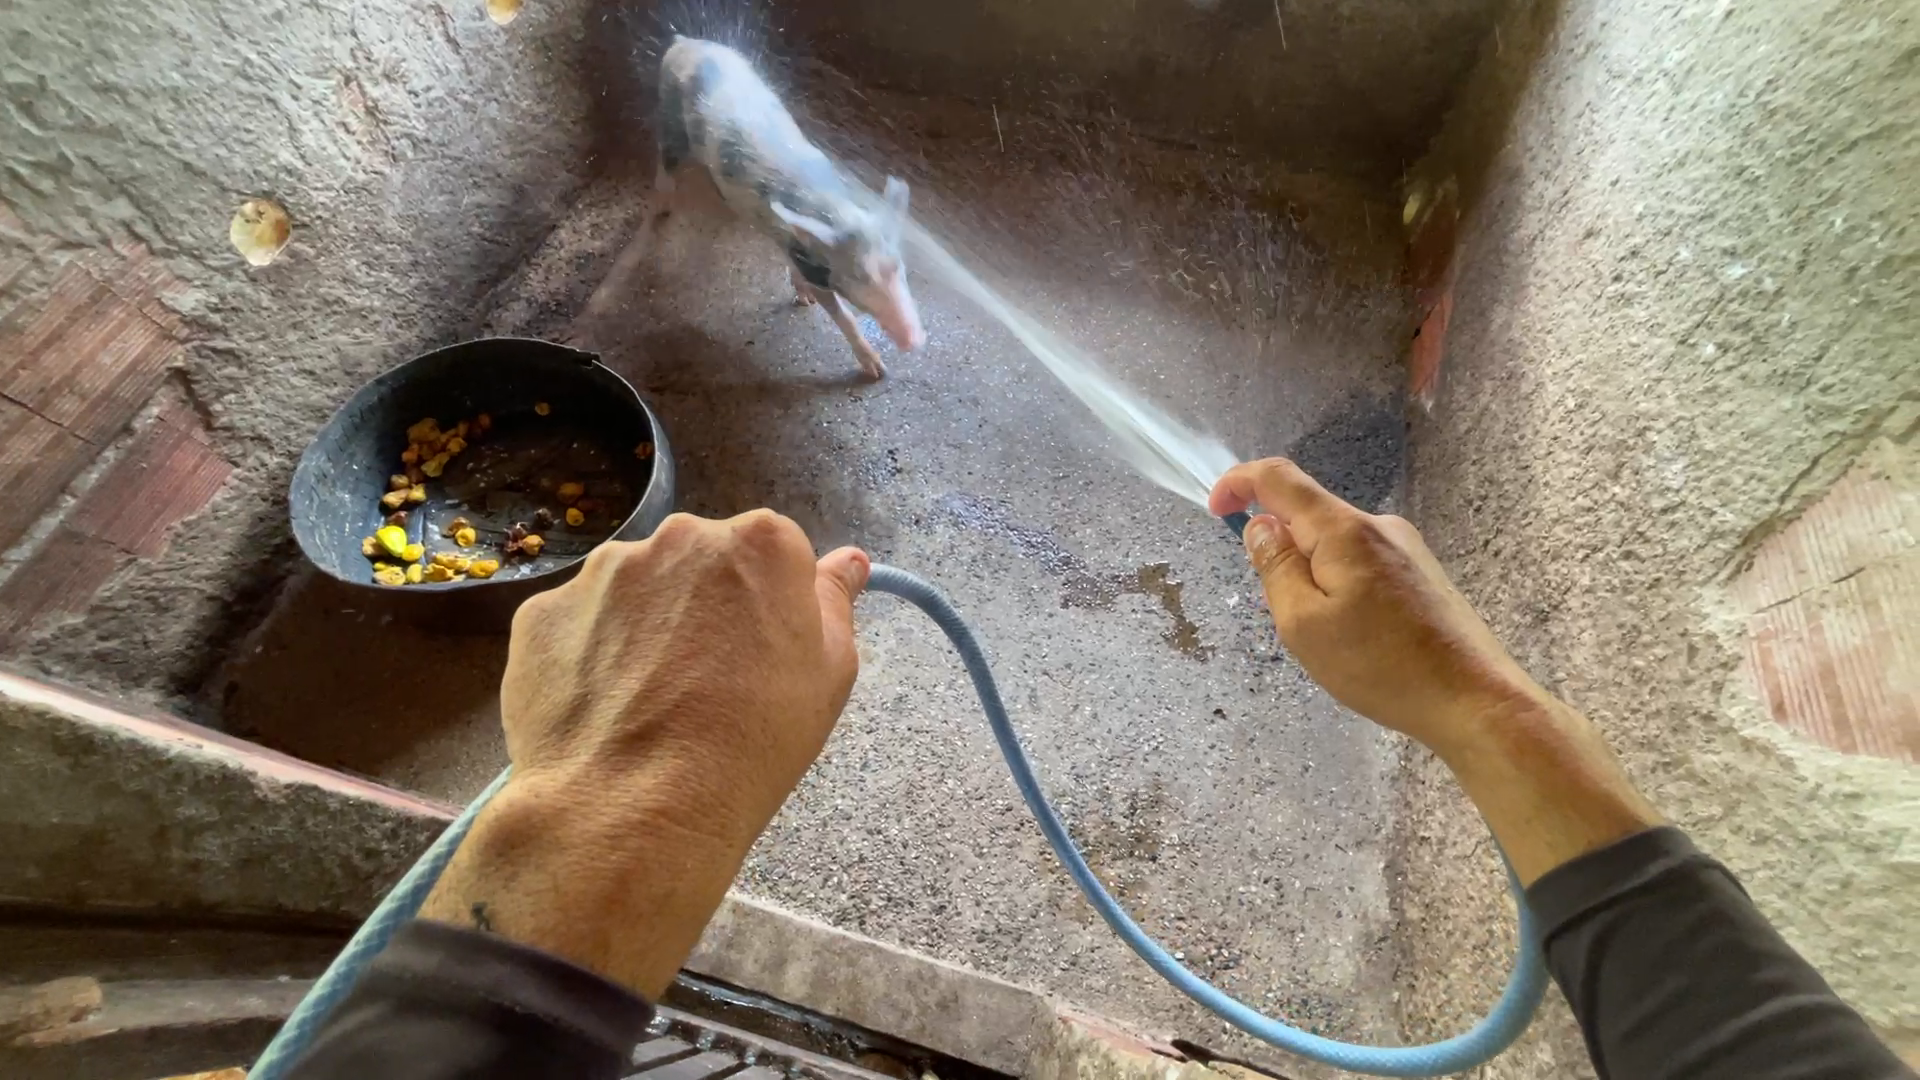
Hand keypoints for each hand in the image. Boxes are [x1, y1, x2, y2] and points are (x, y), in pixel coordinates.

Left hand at [420, 511, 868, 994]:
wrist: (634, 809)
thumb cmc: (757, 737)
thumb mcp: (829, 671)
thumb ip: (835, 600)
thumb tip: (849, 559)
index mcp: (760, 542)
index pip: (776, 551)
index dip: (774, 601)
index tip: (767, 648)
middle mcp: (681, 535)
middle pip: (707, 560)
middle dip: (712, 600)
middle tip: (713, 675)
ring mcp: (604, 570)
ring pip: (642, 586)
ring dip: (651, 621)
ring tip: (651, 696)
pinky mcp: (543, 611)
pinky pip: (584, 621)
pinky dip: (595, 650)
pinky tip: (605, 704)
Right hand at [1210, 458, 1543, 757]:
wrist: (1476, 702)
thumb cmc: (1379, 666)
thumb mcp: (1301, 623)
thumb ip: (1275, 566)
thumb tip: (1261, 526)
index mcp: (1343, 530)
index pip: (1278, 477)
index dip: (1238, 483)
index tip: (1216, 512)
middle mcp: (1376, 525)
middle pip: (1306, 514)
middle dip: (1276, 550)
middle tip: (1280, 612)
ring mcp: (1403, 547)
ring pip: (1330, 542)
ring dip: (1306, 573)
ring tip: (1323, 635)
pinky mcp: (1418, 571)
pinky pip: (1356, 561)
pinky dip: (1333, 584)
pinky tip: (1351, 635)